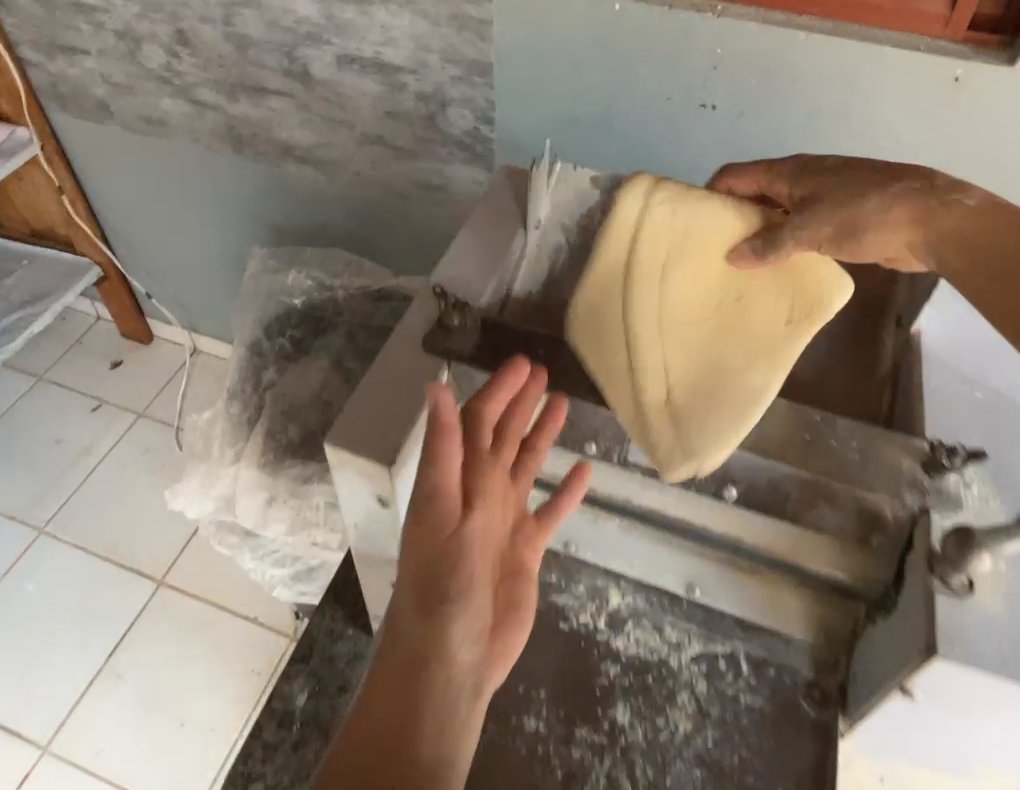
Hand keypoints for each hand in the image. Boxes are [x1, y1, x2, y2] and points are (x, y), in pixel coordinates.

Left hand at [385, 356, 591, 698]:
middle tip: (544, 372)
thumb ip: (445, 448)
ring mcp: (504, 522)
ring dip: (542, 436)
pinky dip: (566, 493)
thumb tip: (435, 386)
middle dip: (520, 404)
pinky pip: (550, 513)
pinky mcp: (525, 551)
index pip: (476, 422)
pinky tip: (584, 472)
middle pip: (502, 438)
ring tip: (563, 405)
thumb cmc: (442, 582)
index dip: (497, 391)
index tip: (523, 364)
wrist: (454, 656)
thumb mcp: (441, 508)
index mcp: (457, 481)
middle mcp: (480, 494)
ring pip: (526, 467)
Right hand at [708, 154, 975, 271]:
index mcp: (789, 172)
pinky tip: (781, 269)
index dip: (711, 194)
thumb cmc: (866, 214)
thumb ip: (770, 244)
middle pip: (754, 193)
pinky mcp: (843, 220)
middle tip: (713, 251)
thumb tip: (731, 257)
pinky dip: (788, 245)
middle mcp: (802, 180)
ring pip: (779, 213)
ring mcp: (823, 199)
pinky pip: (803, 230)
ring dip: (762, 234)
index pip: (734, 176)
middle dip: (733, 218)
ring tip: (741, 266)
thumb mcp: (811, 229)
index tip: (695, 224)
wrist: (932, 219)